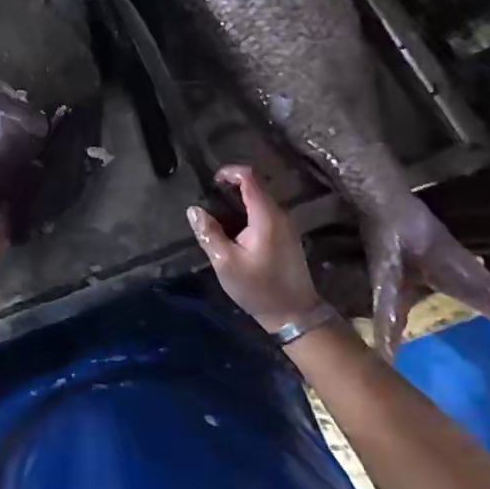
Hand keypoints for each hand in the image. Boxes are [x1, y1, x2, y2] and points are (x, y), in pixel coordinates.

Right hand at [187, 165, 321, 333]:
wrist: (295, 315)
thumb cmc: (259, 288)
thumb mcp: (226, 262)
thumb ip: (209, 233)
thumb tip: (194, 210)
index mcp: (266, 217)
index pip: (249, 177)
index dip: (228, 172)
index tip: (210, 183)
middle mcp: (280, 215)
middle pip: (254, 187)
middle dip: (228, 189)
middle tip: (208, 206)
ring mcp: (286, 225)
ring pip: (258, 200)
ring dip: (236, 203)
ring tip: (216, 219)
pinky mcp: (286, 236)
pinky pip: (263, 213)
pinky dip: (246, 214)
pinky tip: (233, 232)